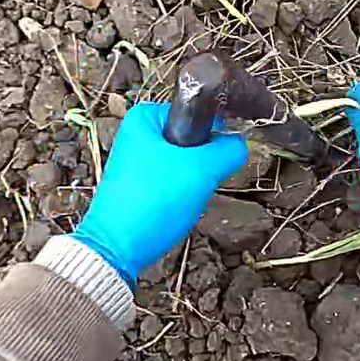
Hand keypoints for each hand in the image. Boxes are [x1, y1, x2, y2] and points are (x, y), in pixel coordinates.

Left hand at [73, 103, 247, 285]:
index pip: (198, 113)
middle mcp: (138, 133)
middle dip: (205, 161)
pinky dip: (184, 191)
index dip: (215, 134)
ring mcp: (139, 159)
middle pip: (195, 139)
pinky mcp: (141, 183)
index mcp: (145, 116)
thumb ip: (229, 149)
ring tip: (186, 194)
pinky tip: (178, 205)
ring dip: (197, 179)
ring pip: (189, 161)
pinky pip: (177, 179)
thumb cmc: (155, 200)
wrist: (119, 247)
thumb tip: (240, 144)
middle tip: (200, 178)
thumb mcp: (203, 169)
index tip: (218, 156)